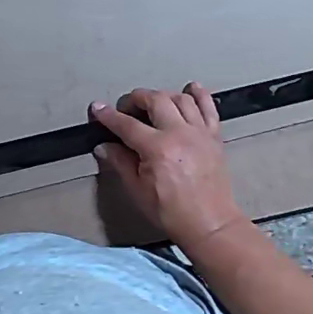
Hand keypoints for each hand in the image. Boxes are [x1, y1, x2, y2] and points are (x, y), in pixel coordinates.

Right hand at [89, 84, 242, 249]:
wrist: (211, 224)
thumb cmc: (173, 212)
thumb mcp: (137, 190)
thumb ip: (120, 163)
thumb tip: (104, 147)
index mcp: (158, 149)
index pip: (126, 124)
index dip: (108, 115)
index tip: (98, 109)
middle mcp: (180, 134)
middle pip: (155, 99)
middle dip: (136, 98)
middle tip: (126, 108)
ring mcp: (200, 133)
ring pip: (181, 98)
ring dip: (163, 95)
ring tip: (152, 103)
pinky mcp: (214, 137)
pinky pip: (209, 108)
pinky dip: (199, 95)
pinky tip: (191, 89)